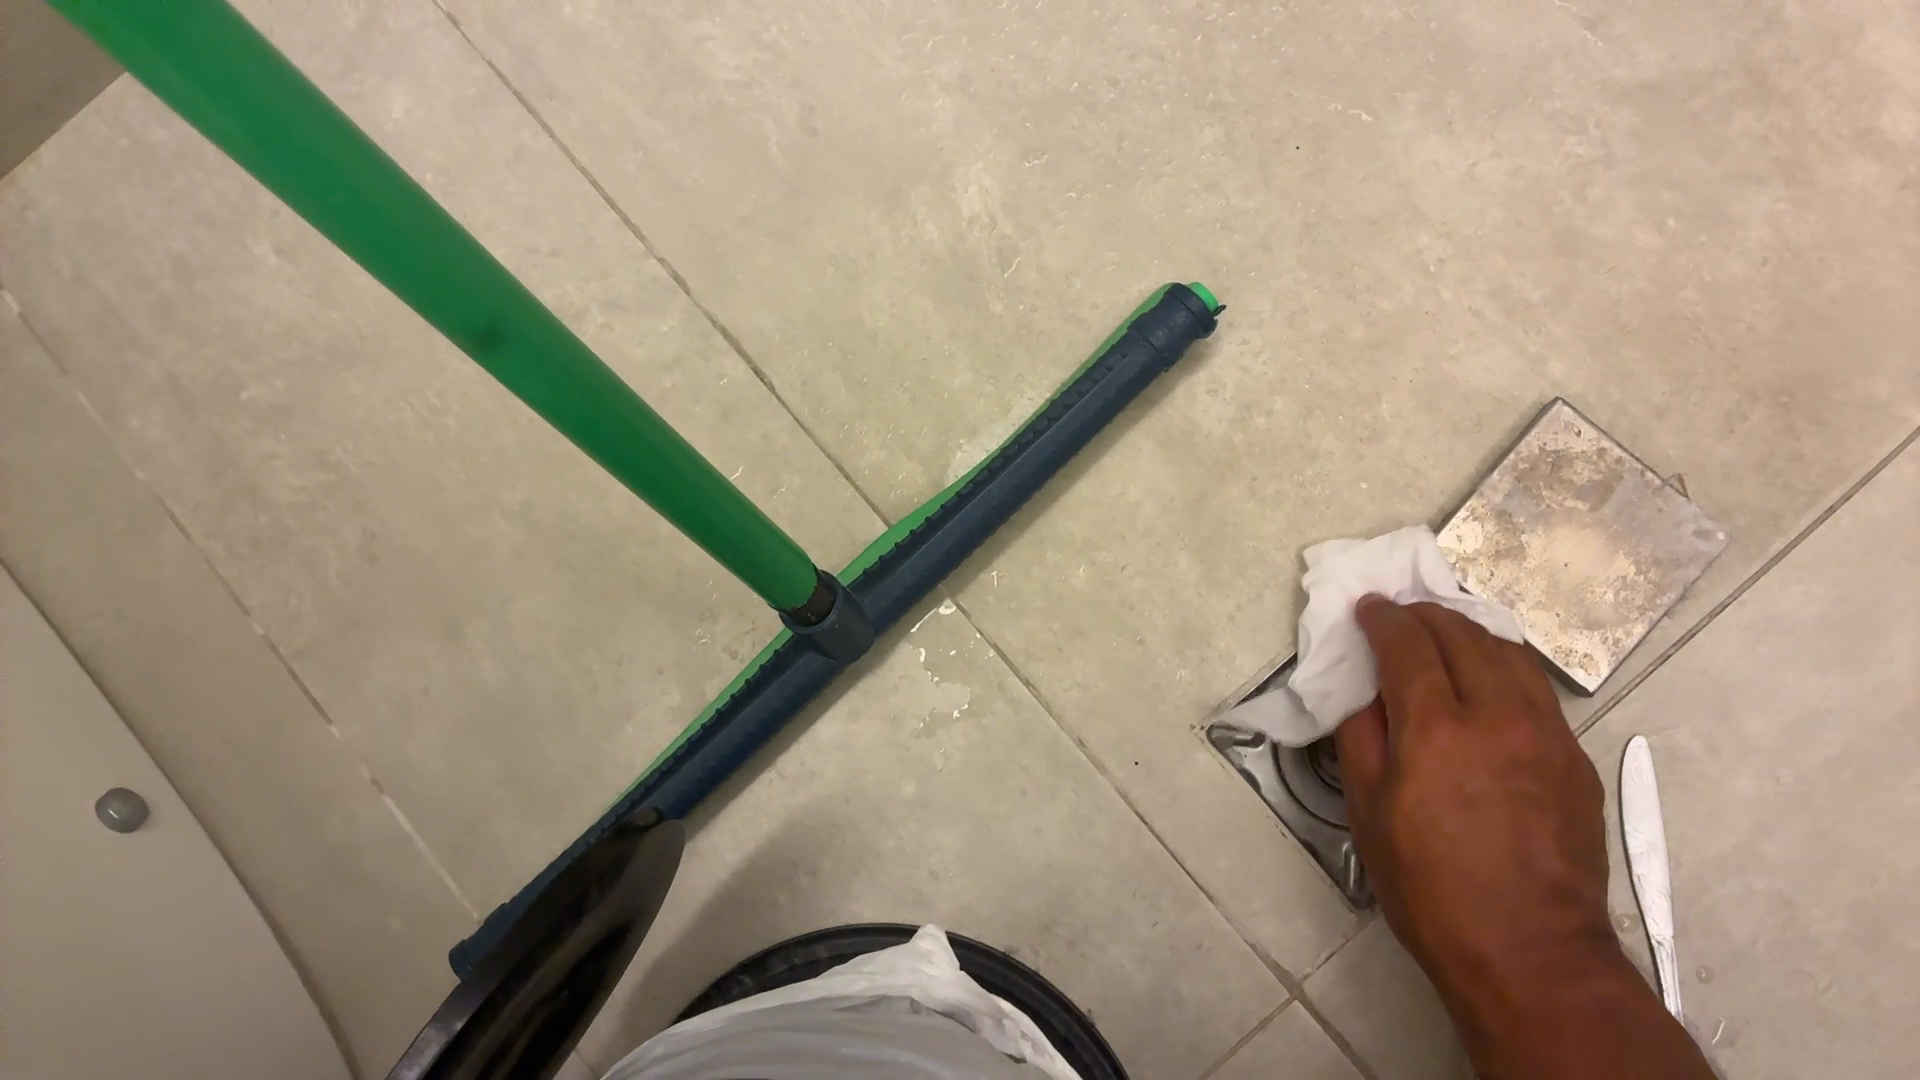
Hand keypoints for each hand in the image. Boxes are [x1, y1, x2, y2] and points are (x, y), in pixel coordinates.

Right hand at [1336, 597, 1712, 1078]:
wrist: (1530, 952)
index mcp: (1437, 729)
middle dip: (1426, 615)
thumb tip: (1366, 693)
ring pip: (1510, 654)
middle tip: (1401, 614)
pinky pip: (1537, 690)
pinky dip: (1503, 667)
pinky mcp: (1575, 759)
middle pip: (1463, 636)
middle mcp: (1498, 717)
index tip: (1368, 608)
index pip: (1408, 645)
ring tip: (1444, 634)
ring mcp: (1547, 735)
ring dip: (1470, 632)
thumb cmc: (1428, 885)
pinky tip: (1486, 681)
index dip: (1384, 619)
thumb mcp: (1368, 811)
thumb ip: (1362, 737)